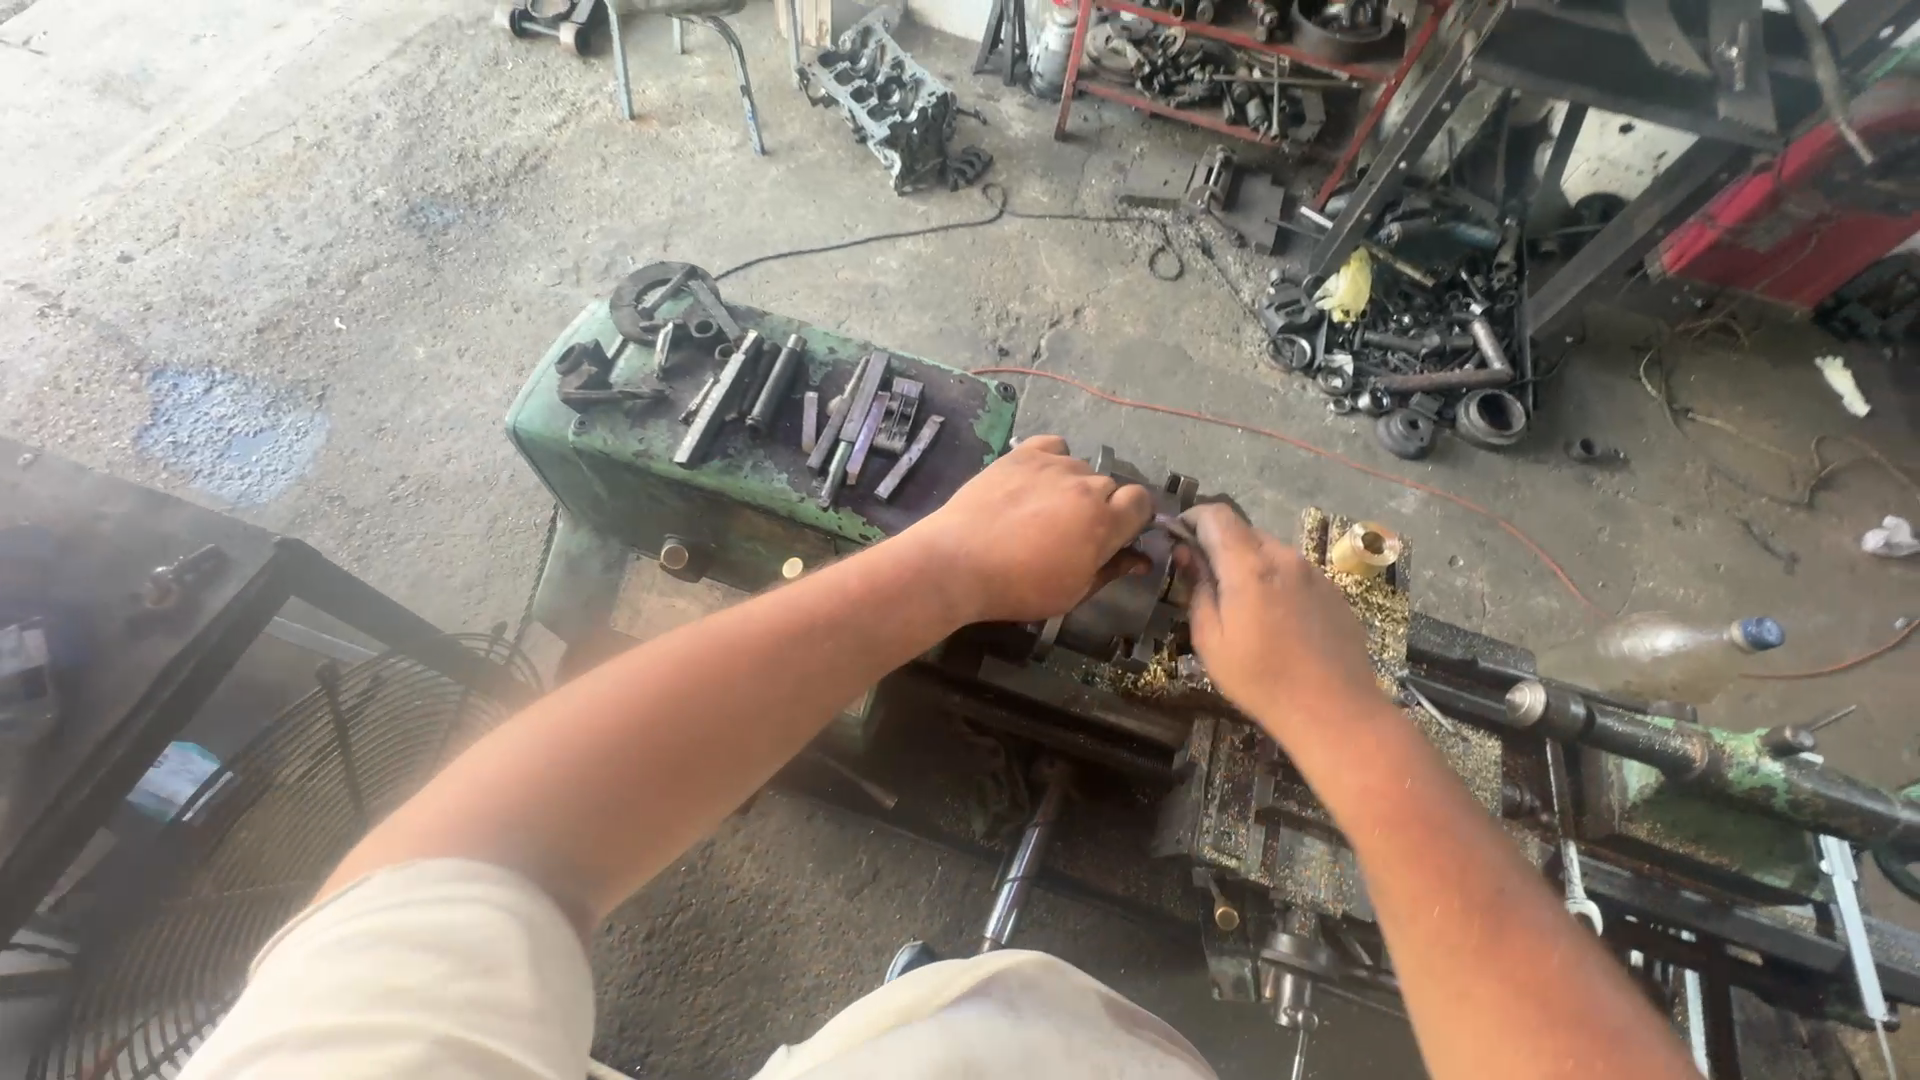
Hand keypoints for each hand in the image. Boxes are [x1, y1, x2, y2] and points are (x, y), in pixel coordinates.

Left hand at [907, 436, 1153, 624]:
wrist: (958, 563)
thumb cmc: (1018, 587)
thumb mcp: (1073, 592)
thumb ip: (1111, 570)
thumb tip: (1140, 559)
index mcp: (1104, 521)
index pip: (1142, 502)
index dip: (1132, 518)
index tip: (1115, 535)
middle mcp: (1086, 485)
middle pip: (1110, 486)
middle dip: (1100, 506)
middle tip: (1071, 530)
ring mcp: (1053, 465)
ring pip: (1080, 468)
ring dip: (1073, 486)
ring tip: (1044, 509)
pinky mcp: (1022, 455)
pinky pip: (1054, 446)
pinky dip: (1053, 459)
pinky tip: (1036, 480)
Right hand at [1179, 504, 1383, 732]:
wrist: (1336, 710)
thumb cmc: (1261, 679)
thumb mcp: (1210, 640)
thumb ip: (1197, 589)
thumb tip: (1188, 555)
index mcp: (1249, 566)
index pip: (1216, 515)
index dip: (1192, 519)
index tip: (1178, 540)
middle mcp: (1284, 557)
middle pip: (1243, 531)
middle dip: (1218, 547)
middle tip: (1205, 582)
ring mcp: (1314, 572)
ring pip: (1269, 551)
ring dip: (1247, 565)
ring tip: (1241, 607)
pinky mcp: (1332, 590)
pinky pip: (1293, 572)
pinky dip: (1274, 581)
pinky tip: (1275, 621)